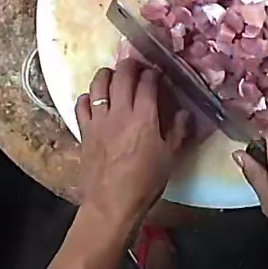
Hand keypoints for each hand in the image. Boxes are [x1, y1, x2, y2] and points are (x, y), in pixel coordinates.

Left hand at [75, 59, 190, 225]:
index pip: (147, 82)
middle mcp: (119, 112)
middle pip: (121, 76)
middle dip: (130, 66)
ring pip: (98, 84)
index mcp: (144, 117)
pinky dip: (88, 96)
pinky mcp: (84, 131)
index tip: (158, 73)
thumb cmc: (145, 181)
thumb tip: (186, 113)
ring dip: (107, 74)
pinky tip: (94, 99)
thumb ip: (180, 131)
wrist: (111, 203)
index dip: (153, 73)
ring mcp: (98, 120)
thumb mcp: (170, 157)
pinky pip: (81, 105)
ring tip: (114, 75)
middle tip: (137, 66)